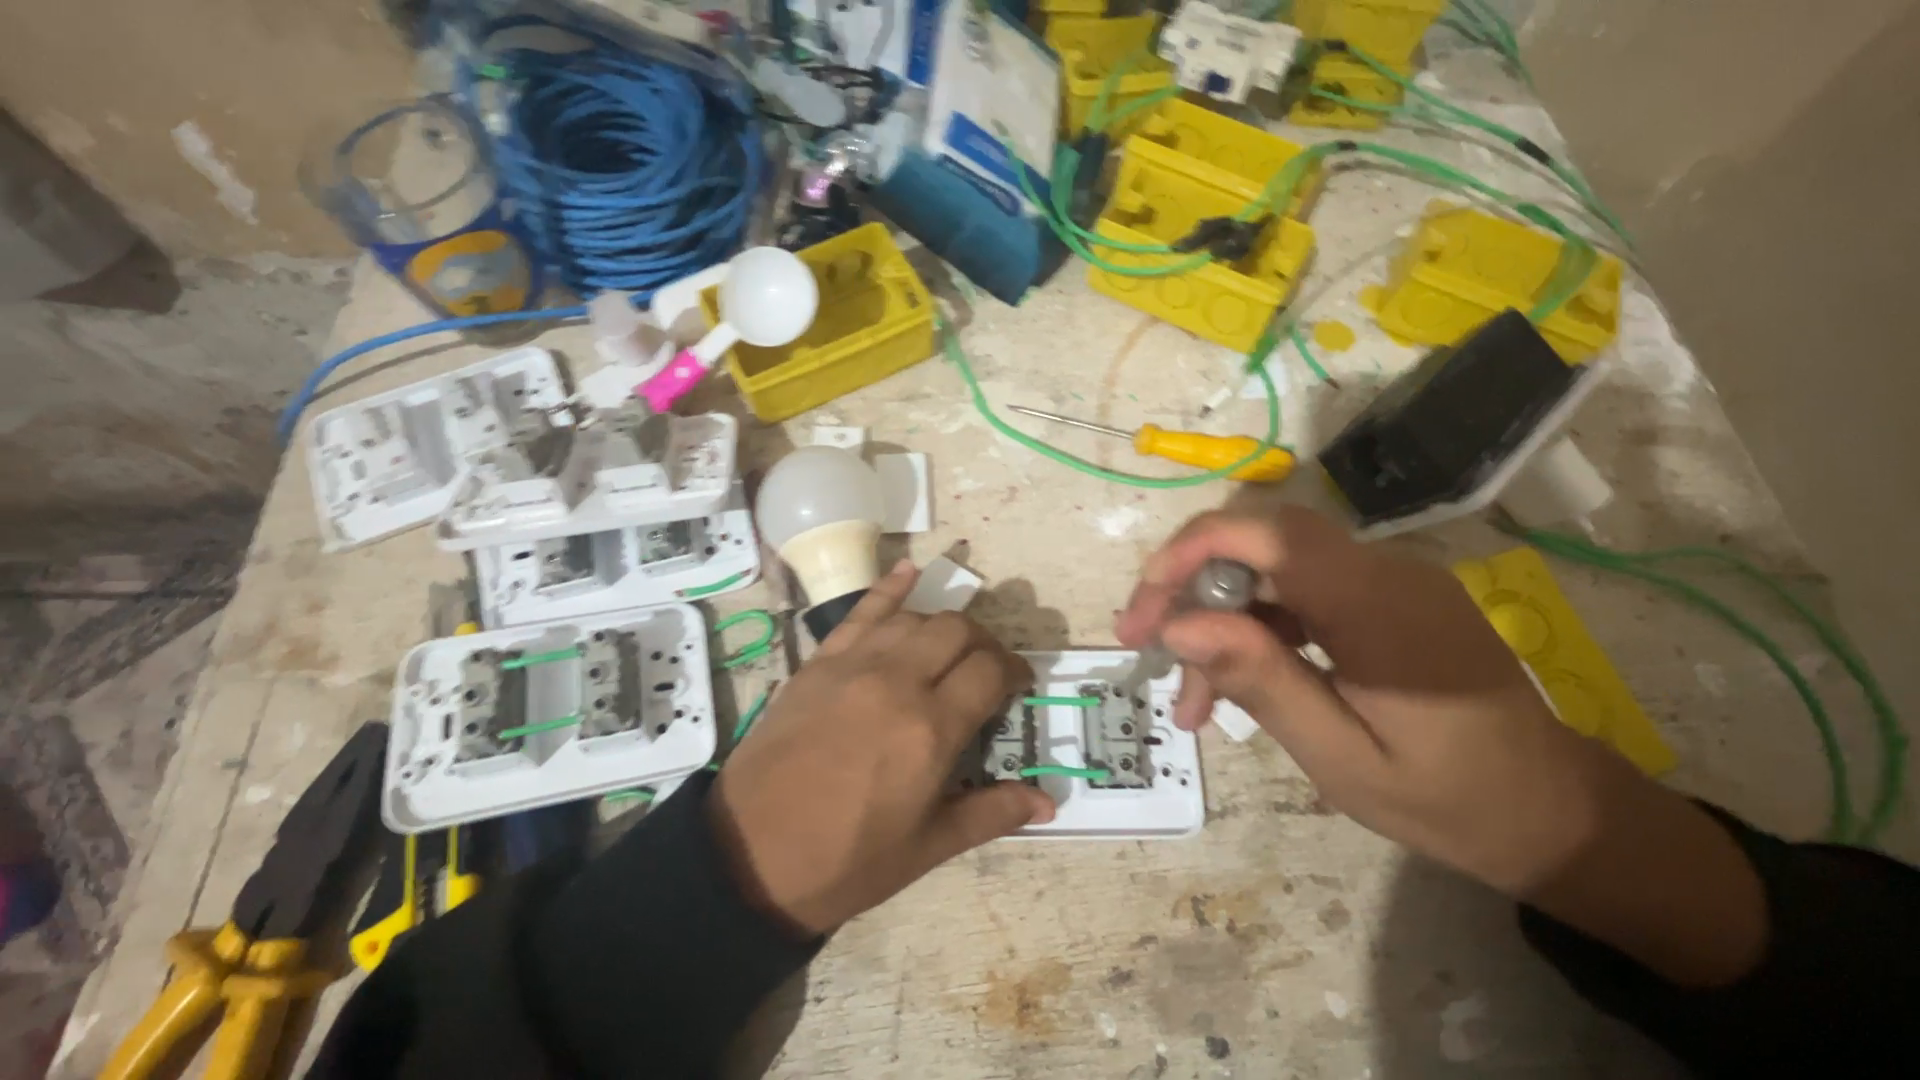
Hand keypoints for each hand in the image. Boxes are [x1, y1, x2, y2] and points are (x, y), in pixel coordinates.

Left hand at [710, 562, 1055, 937]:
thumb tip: (1048, 801)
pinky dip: (889, 589)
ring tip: (950, 649)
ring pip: (913, 618)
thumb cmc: (847, 861)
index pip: (989, 671)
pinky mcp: (817, 664)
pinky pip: (860, 612)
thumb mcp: (927, 847)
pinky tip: (909, 571)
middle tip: (987, 672)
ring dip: (942, 626)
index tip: (1017, 688)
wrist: (749, 856)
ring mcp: (852, 666)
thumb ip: (991, 813)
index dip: (1014, 672)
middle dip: (984, 644)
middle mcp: (896, 682)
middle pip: (956, 631)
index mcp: (930, 729)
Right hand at [1117, 507, 1765, 985]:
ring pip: (1272, 569)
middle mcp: (1385, 573)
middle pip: (1260, 539)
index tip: (1144, 609)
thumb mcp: (1343, 760)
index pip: (1268, 534)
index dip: (1190, 551)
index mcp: (1379, 607)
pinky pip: (1300, 594)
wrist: (1553, 813)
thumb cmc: (1450, 801)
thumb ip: (1263, 683)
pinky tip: (1230, 685)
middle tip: (1144, 646)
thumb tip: (1179, 624)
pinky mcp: (1384, 602)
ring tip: (1188, 699)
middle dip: (1188, 583)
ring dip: (1217, 618)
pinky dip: (1255, 630)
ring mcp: (1388, 583)